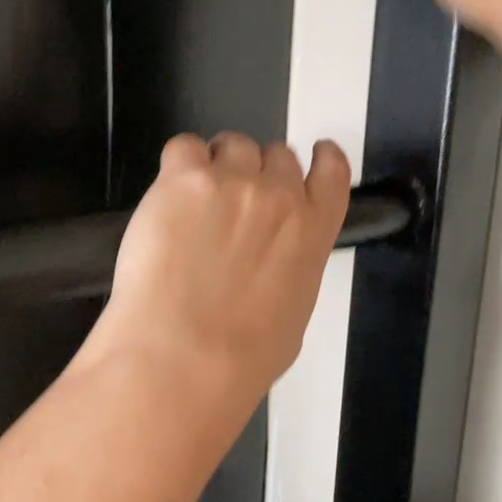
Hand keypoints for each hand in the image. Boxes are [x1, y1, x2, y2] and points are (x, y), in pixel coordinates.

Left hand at [84, 133, 351, 397]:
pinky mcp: (183, 180)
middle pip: (277, 155)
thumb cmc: (241, 355)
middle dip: (257, 173)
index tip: (316, 155)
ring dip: (218, 164)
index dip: (322, 158)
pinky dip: (179, 164)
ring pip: (233, 145)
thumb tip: (274, 264)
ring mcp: (231, 183)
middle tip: (231, 202)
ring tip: (195, 199)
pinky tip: (169, 194)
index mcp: (312, 231)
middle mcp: (277, 197)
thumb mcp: (292, 313)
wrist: (185, 354)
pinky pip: (184, 147)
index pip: (332, 172)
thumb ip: (292, 269)